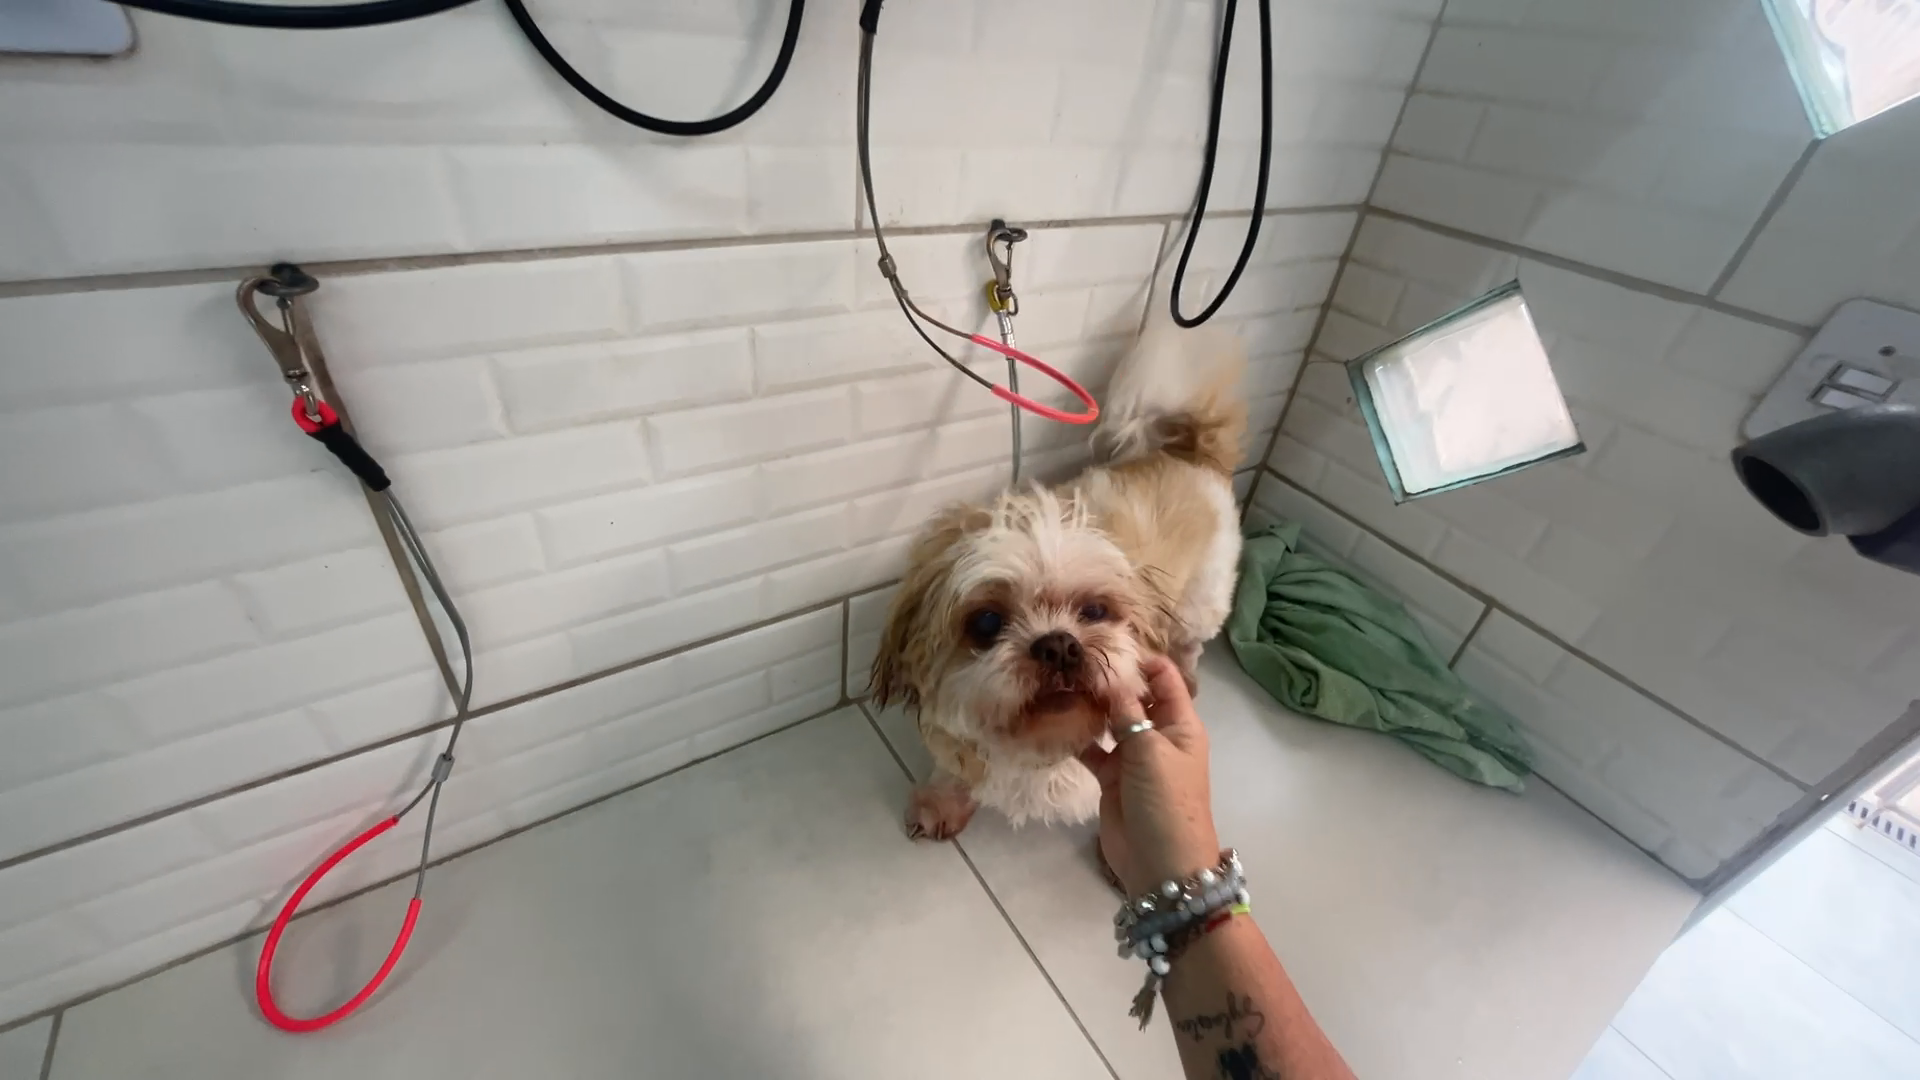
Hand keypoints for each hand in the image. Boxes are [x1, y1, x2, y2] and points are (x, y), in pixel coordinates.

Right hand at [1079, 655, 1219, 895]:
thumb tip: (1111, 680)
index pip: (1165, 679)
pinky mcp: (1112, 776)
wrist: (1161, 865)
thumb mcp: (1150, 751)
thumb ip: (1128, 713)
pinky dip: (1078, 736)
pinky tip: (1056, 720)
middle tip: (1074, 660)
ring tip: (1060, 684)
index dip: (1141, 659)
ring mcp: (1134, 756)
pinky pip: (1093, 748)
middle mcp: (1158, 734)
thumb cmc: (1167, 801)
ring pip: (1111, 720)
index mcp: (1180, 723)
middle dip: (1111, 679)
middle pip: (1135, 696)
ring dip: (1092, 706)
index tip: (1106, 643)